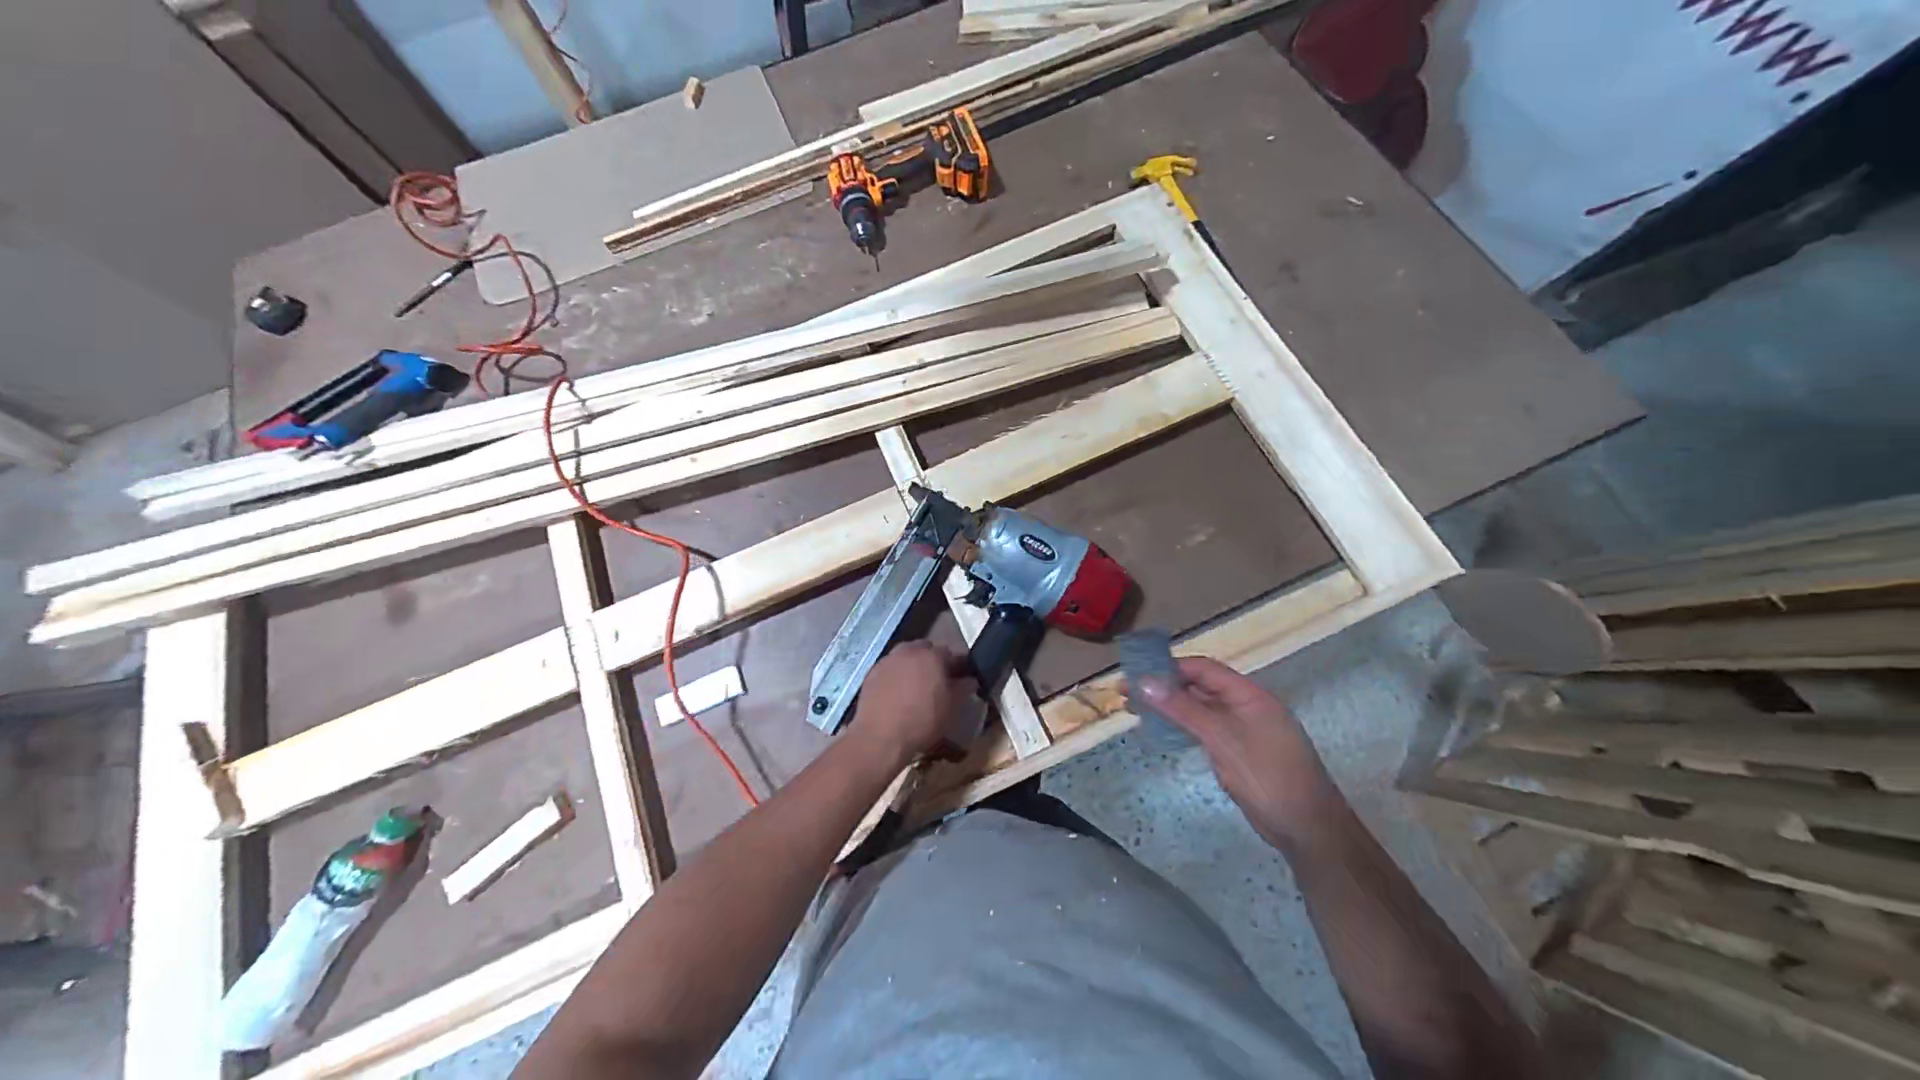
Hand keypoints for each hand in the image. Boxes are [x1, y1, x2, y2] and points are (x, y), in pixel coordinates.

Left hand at [847, 641, 972, 767]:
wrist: (880, 737)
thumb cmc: (922, 721)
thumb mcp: (951, 709)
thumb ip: (963, 689)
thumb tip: (969, 680)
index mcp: (932, 655)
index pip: (950, 653)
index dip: (957, 666)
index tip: (960, 679)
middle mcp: (908, 651)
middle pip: (925, 649)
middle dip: (932, 661)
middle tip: (937, 682)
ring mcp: (887, 661)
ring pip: (905, 657)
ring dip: (912, 667)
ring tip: (915, 688)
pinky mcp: (871, 674)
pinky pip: (889, 669)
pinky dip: (895, 677)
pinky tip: (897, 695)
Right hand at [1139, 657, 1343, 849]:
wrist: (1308, 829)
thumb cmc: (1267, 777)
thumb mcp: (1222, 740)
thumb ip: (1184, 710)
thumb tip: (1146, 681)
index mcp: (1250, 695)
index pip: (1205, 669)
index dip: (1171, 667)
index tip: (1137, 673)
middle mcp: (1247, 707)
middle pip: (1202, 687)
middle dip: (1166, 687)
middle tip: (1128, 693)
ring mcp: (1244, 731)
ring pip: (1202, 709)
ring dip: (1172, 707)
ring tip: (1137, 710)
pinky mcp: (1240, 752)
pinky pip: (1207, 729)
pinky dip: (1184, 726)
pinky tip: (1163, 732)